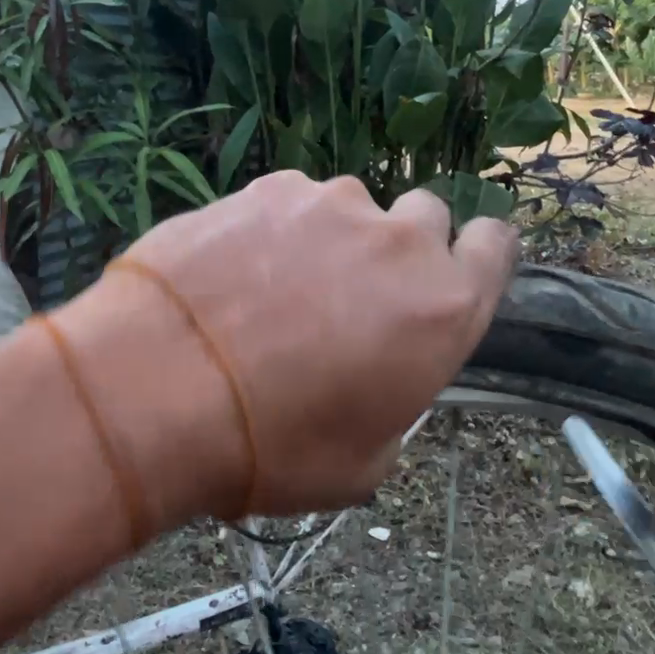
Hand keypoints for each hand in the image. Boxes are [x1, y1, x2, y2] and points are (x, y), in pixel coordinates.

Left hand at [55, 171, 517, 522]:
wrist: (159, 388)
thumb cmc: (272, 445)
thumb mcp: (361, 465)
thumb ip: (394, 408)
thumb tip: (375, 393)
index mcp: (443, 306)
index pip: (496, 246)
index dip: (478, 255)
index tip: (453, 271)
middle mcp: (398, 241)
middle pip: (426, 217)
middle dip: (402, 249)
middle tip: (355, 295)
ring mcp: (330, 204)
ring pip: (350, 209)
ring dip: (332, 239)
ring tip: (276, 288)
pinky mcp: (267, 188)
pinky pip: (289, 202)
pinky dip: (275, 228)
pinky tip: (234, 269)